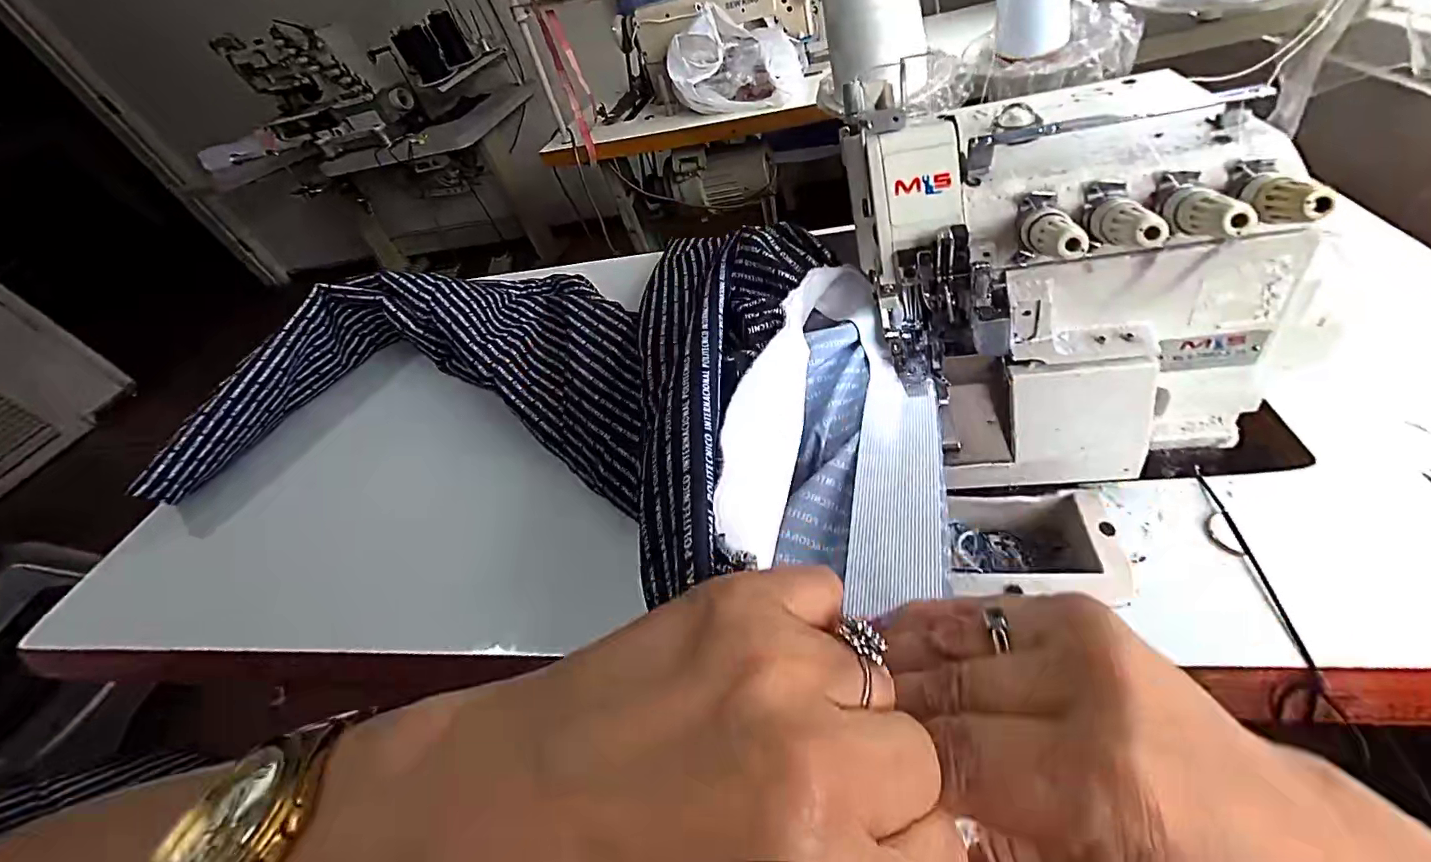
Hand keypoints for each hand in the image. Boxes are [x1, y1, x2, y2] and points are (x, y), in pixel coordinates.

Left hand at [313, 568, 961, 861]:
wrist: (492, 815)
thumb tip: (919, 837)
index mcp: (809, 855)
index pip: (938, 839)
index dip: (901, 843)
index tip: (865, 838)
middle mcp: (807, 748)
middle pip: (918, 754)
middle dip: (878, 778)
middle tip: (815, 787)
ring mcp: (771, 655)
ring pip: (876, 675)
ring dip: (840, 703)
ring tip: (772, 723)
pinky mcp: (738, 596)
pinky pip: (828, 594)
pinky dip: (814, 625)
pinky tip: (766, 659)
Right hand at [884, 594, 1430, 861]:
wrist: (1277, 832)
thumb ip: (992, 841)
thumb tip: (912, 808)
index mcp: (1099, 771)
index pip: (956, 754)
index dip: (895, 766)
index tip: (845, 765)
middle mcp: (1089, 680)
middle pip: (953, 687)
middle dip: (890, 706)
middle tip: (830, 713)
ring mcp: (1088, 633)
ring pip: (961, 634)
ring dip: (903, 652)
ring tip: (852, 668)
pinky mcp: (1084, 613)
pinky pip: (988, 612)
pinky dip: (940, 624)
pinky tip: (904, 637)